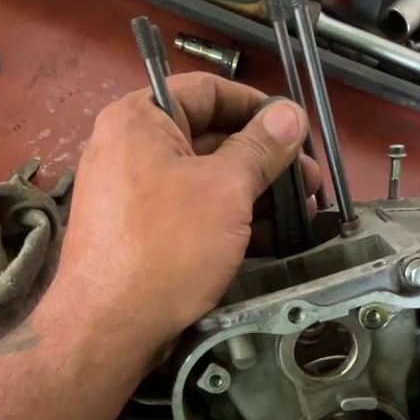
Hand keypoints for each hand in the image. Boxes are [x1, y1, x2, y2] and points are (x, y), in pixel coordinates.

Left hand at [51, 72, 311, 350]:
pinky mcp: (140, 235)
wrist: (110, 328)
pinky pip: (191, 214)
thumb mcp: (225, 190)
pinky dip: (228, 222)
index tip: (295, 130)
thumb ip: (261, 149)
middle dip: (265, 161)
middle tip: (310, 182)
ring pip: (204, 182)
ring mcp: (132, 195)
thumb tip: (289, 116)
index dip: (258, 107)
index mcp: (139, 119)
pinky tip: (268, 239)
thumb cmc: (165, 248)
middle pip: (210, 139)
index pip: (207, 91)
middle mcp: (129, 149)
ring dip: (254, 195)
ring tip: (300, 213)